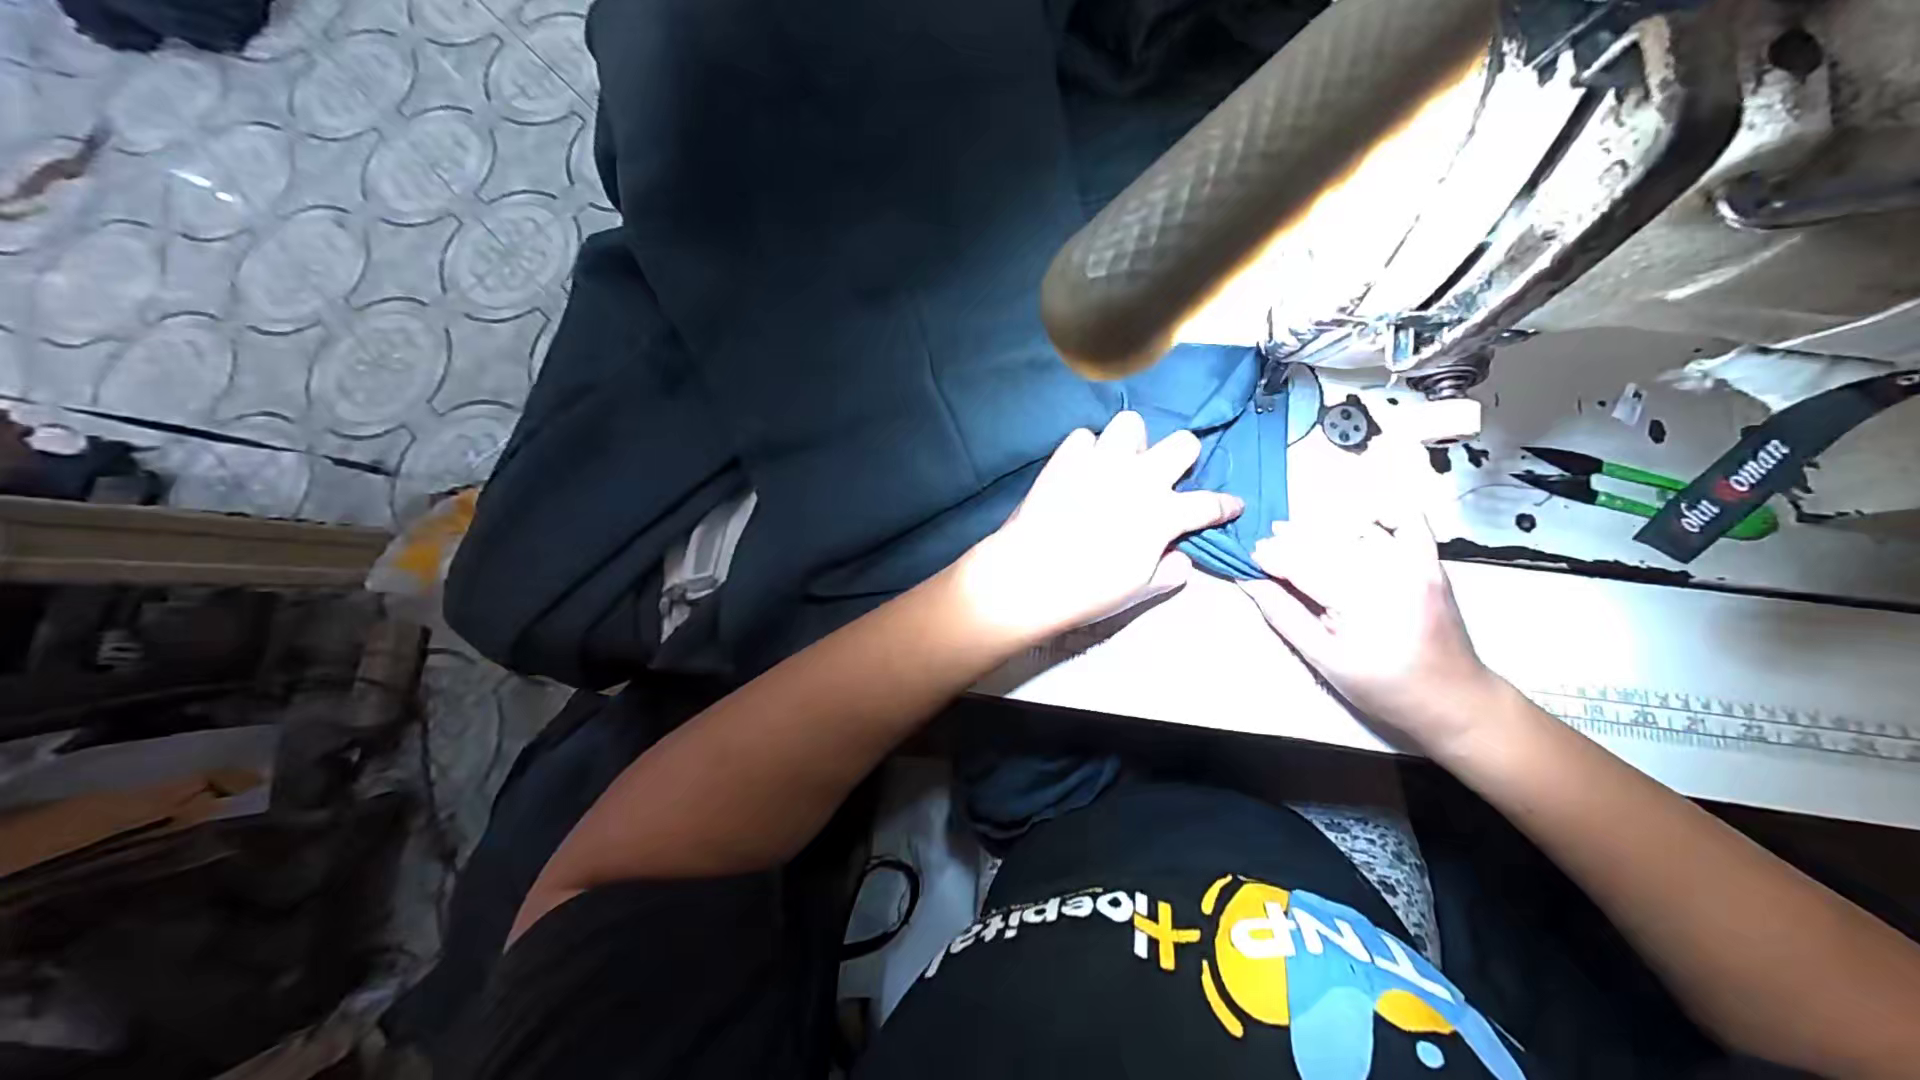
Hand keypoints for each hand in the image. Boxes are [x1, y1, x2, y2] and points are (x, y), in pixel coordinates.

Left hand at [956, 411, 1242, 642]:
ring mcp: (1102, 461)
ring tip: (1121, 463)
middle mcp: (1140, 477)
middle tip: (1168, 476)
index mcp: (1164, 513)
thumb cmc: (1089, 590)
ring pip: (1132, 424)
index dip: (1225, 505)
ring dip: (1132, 443)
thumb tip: (1181, 556)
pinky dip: (1087, 450)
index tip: (1232, 505)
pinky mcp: (1066, 457)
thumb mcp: (1140, 589)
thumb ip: (1170, 570)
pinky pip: (1083, 436)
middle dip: (1183, 457)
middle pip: (1183, 443)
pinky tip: (1082, 467)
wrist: (1031, 574)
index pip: (1209, 504)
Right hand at [1236, 507, 1502, 752]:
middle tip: (1267, 545)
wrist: (1454, 699)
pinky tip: (1355, 521)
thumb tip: (1248, 580)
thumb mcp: (1323, 659)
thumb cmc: (1382, 687)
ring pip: (1357, 530)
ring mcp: (1416, 565)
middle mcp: (1390, 574)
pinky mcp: (1431, 562)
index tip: (1249, 556)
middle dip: (1291, 540)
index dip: (1272, 557)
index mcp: (1361, 602)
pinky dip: (1379, 514)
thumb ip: (1283, 614)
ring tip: (1297, 534)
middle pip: (1327, 542)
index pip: (1304, 565)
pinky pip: (1406, 521)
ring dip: (1322, 528)